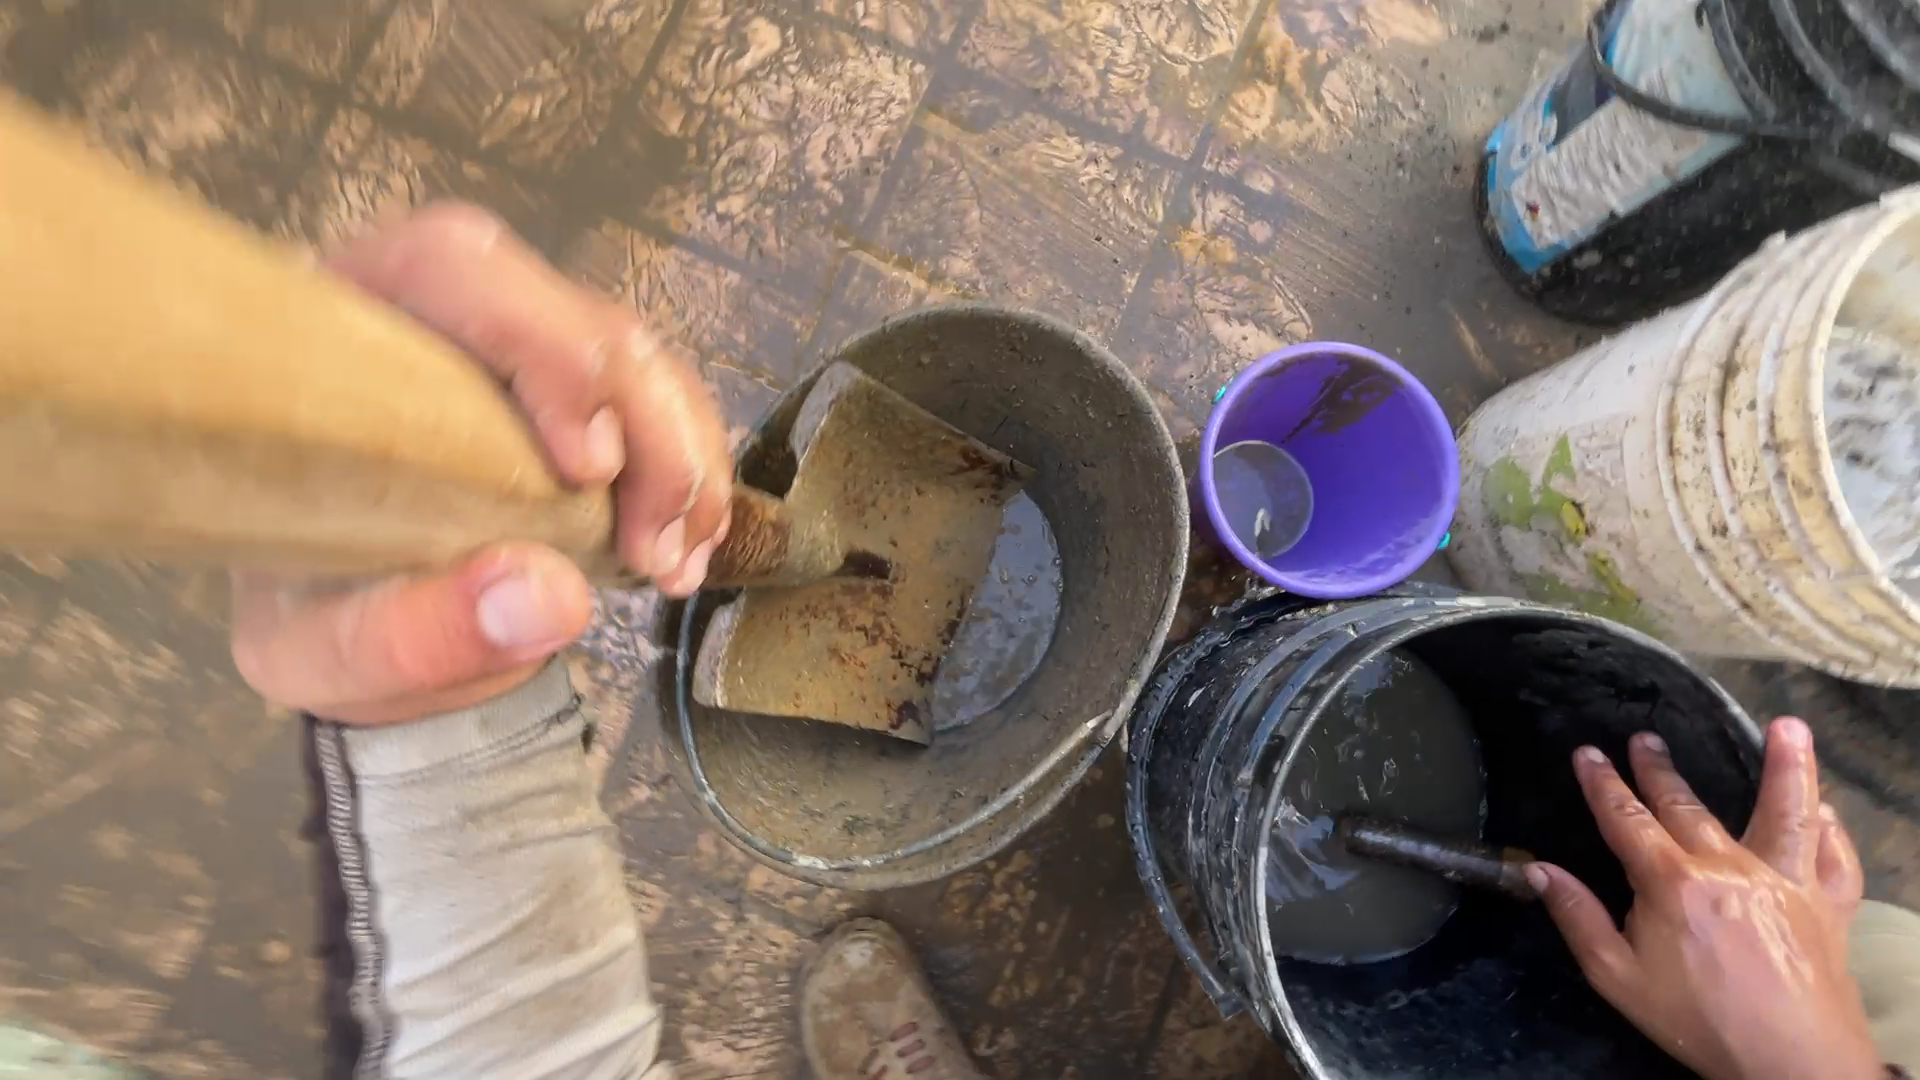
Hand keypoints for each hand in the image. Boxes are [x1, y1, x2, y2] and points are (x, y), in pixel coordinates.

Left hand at [231, 203, 731, 724]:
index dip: (550, 353)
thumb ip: (419, 633)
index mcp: (358, 339)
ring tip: (675, 566)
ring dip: (689, 471)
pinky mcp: (605, 398)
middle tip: (658, 555)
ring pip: (655, 371)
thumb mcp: (336, 653)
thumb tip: (553, 595)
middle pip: (596, 328)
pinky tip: (689, 546)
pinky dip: (701, 483)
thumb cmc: (335, 615)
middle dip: (656, 443)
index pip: (462, 271)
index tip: (592, 471)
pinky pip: (681, 413)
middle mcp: (463, 324)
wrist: (388, 612)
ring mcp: (546, 358)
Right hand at [1530, 717, 1877, 1079]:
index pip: (1625, 818)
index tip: (1587, 753)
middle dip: (1658, 769)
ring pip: (1786, 815)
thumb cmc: (1698, 1020)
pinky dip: (1830, 828)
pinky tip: (1824, 806)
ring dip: (1786, 768)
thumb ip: (1576, 916)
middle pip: (1686, 805)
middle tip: (1644, 738)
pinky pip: (1833, 859)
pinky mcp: (1826, 909)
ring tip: (1788, 726)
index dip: (1602, 783)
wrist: (1801, 1074)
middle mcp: (1728, 870)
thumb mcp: (1615, 974)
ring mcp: (1785, 886)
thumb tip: (1536, 870)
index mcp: (1671, 883)